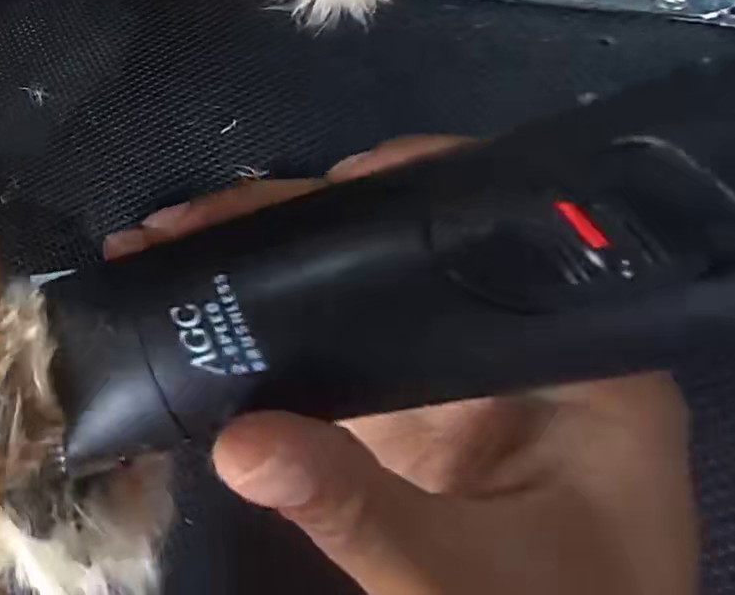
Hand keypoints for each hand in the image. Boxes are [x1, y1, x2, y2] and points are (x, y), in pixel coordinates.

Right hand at [106, 137, 700, 594]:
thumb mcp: (462, 584)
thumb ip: (360, 511)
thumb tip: (234, 443)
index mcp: (559, 355)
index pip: (494, 228)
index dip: (416, 183)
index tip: (338, 180)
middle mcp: (489, 333)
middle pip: (389, 239)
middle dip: (293, 213)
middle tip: (199, 215)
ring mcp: (426, 357)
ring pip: (340, 271)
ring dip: (261, 245)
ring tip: (175, 233)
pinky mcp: (379, 386)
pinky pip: (314, 321)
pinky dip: (257, 299)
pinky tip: (197, 281)